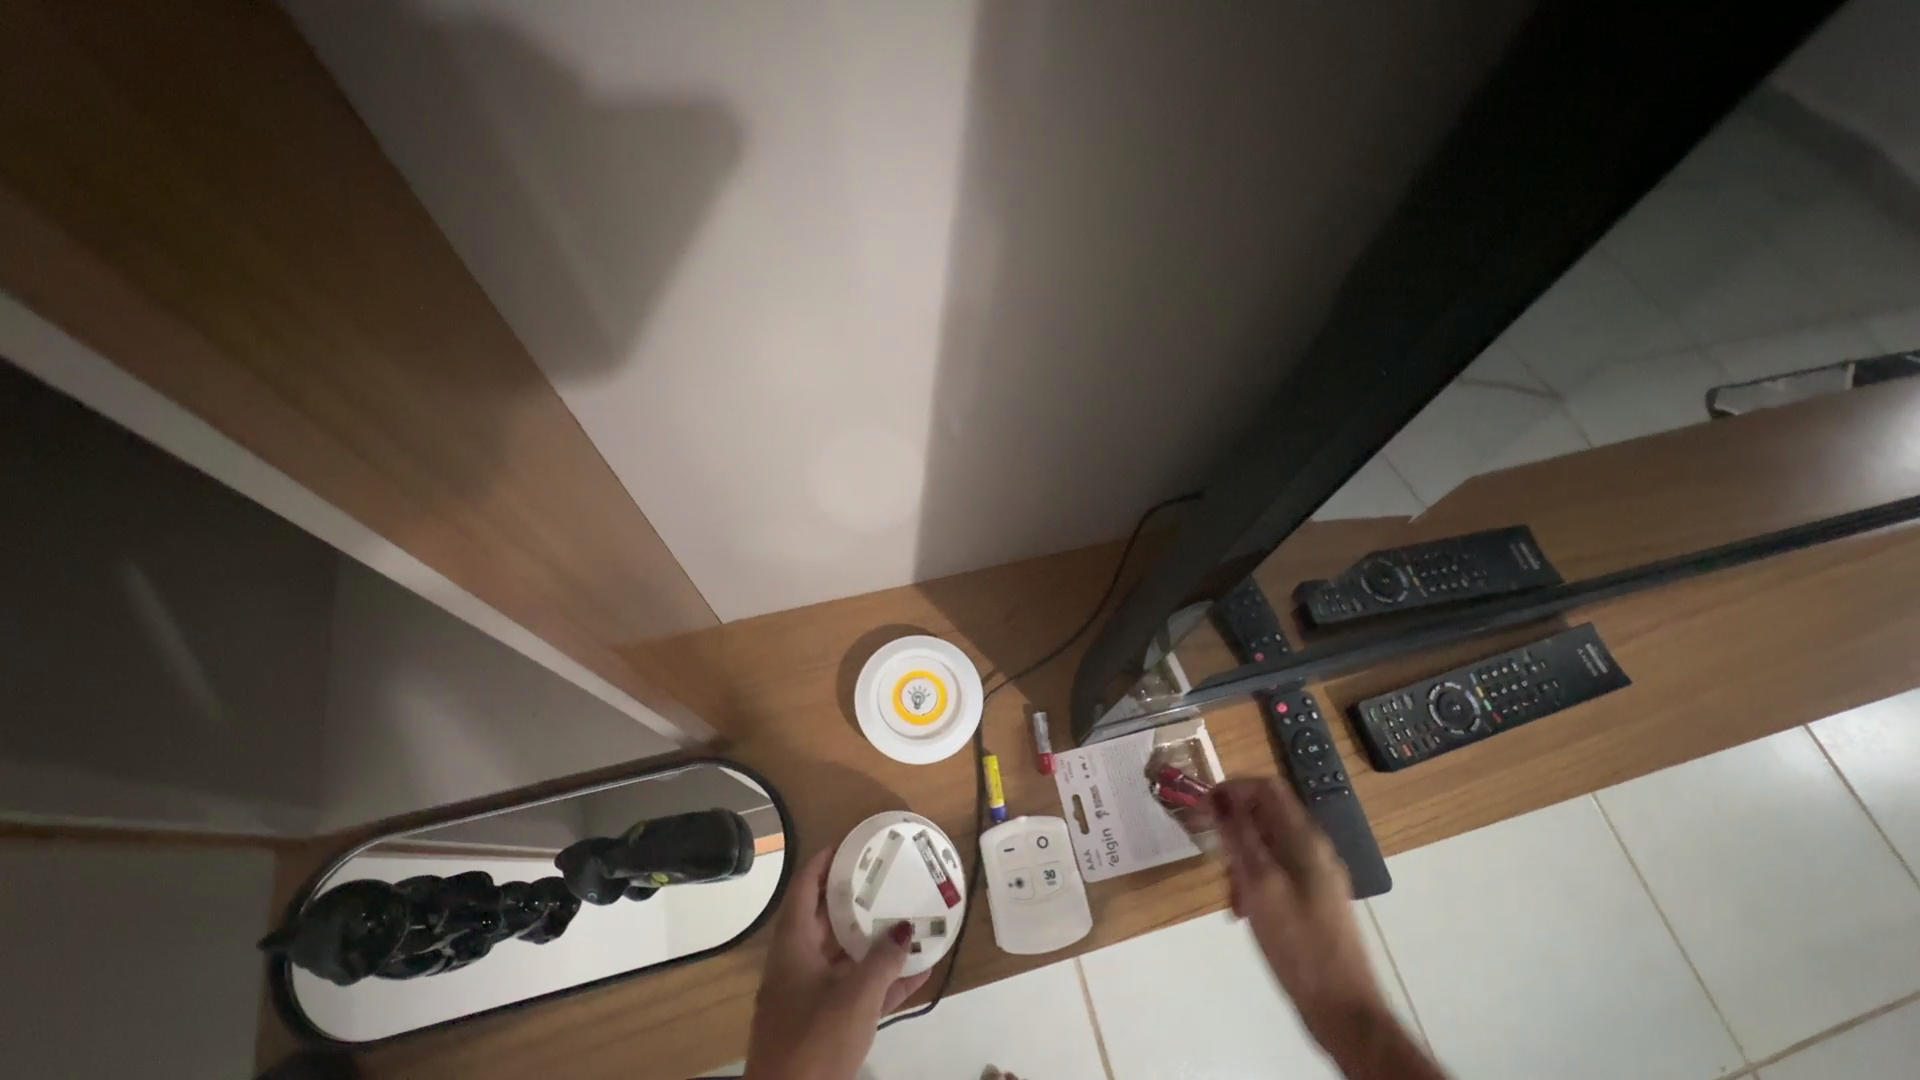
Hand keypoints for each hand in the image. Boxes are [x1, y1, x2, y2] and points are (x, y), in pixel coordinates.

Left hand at [743, 848, 931, 1079]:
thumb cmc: (814, 1039)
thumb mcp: (856, 995)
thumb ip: (883, 960)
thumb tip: (904, 929)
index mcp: (792, 946)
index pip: (804, 889)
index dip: (823, 863)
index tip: (849, 844)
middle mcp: (797, 964)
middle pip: (826, 921)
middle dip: (856, 901)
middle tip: (888, 878)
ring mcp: (808, 997)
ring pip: (845, 958)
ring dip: (876, 944)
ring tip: (911, 921)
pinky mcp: (822, 1026)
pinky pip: (856, 992)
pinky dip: (882, 983)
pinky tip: (919, 975)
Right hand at [1212, 779, 1384, 1041]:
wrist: (1341, 1007)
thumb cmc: (1297, 943)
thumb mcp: (1260, 884)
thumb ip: (1240, 836)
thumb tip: (1220, 795)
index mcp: (1304, 839)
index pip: (1266, 788)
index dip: (1231, 789)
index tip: (1201, 807)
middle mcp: (1313, 849)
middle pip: (1265, 815)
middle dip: (1233, 830)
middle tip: (1211, 855)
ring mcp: (1316, 874)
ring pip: (1267, 846)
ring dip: (1241, 860)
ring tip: (1231, 894)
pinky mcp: (1313, 899)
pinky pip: (1276, 872)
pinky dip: (1254, 881)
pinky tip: (1246, 910)